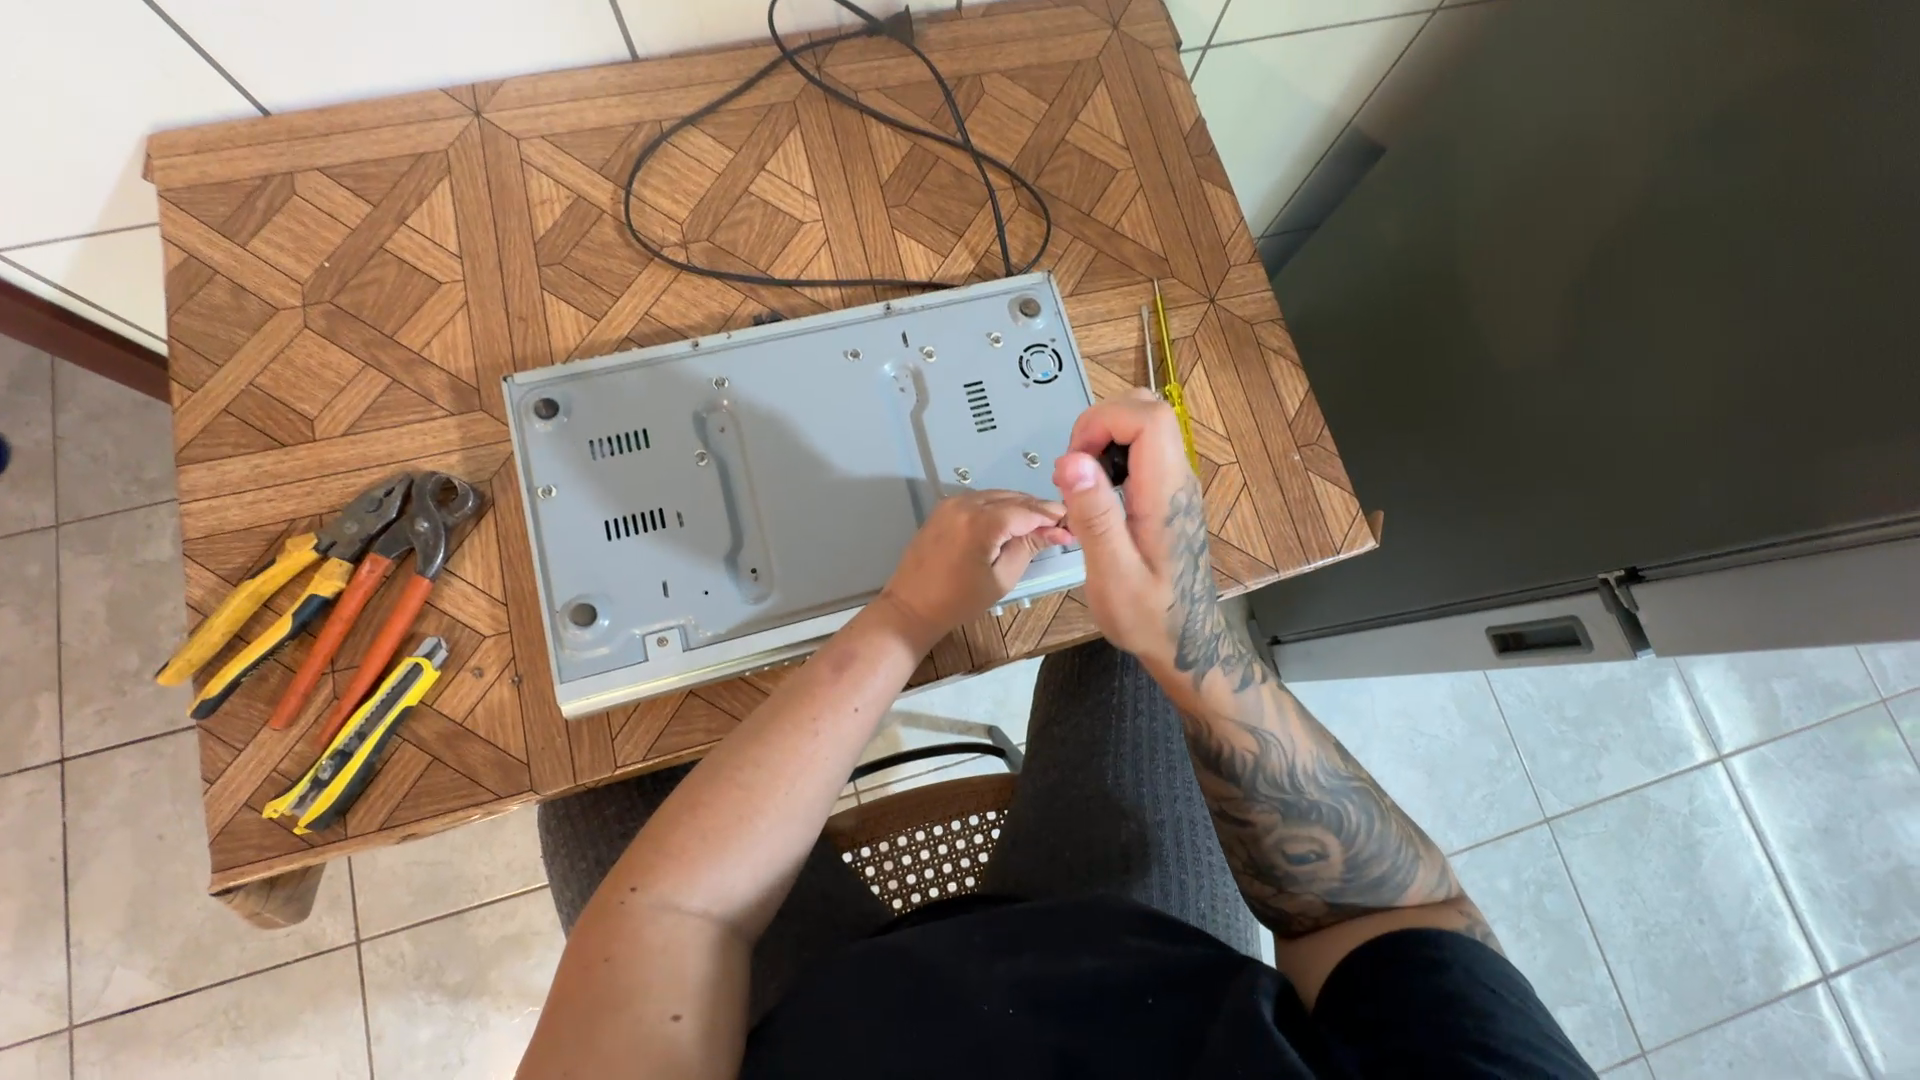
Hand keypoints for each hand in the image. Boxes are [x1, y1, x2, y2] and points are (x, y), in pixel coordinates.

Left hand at [874, 490, 1072, 652]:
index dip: (1051, 517)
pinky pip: (979, 500)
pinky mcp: (943, 509)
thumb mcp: (1001, 578)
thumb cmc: (959, 601)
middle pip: (1012, 498)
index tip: (1072, 525)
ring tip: (1038, 527)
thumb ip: (1028, 547)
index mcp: (981, 522)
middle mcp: (965, 503)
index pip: (1027, 510)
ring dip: (1019, 507)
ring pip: (996, 496)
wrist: (911, 607)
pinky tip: (1010, 523)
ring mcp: (951, 503)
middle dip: (1037, 510)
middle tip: (1059, 527)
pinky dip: (998, 508)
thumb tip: (1056, 530)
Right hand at [1051, 389, 1215, 676]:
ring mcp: (1176, 485)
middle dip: (1100, 424)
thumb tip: (1072, 460)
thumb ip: (1094, 516)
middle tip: (1074, 471)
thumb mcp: (1112, 575)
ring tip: (1082, 483)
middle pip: (1148, 409)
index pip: (1147, 417)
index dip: (1102, 422)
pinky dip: (1113, 456)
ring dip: (1105, 438)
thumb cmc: (1148, 616)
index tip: (1074, 462)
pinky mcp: (1168, 495)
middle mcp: (1177, 480)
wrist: (1185, 641)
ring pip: (1147, 425)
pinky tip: (1097, 495)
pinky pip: (1144, 451)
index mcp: (1165, 493)